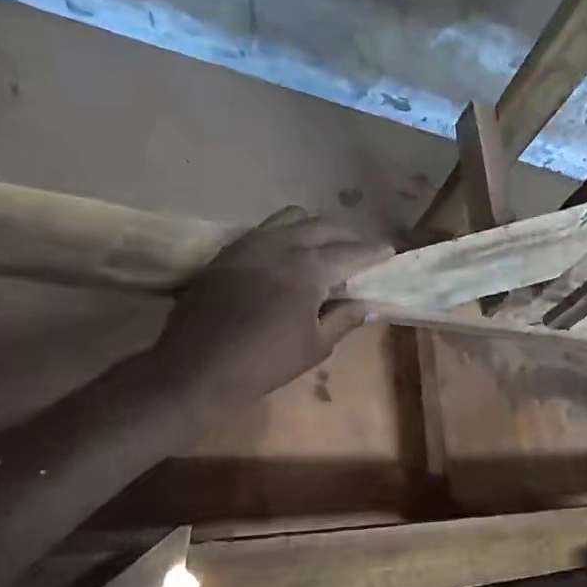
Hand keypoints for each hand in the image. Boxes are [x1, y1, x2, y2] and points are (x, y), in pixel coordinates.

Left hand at [150, 207, 391, 405]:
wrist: (197, 368)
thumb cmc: (266, 361)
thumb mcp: (316, 345)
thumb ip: (344, 318)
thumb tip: (369, 304)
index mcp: (310, 268)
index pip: (352, 252)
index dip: (374, 252)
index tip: (389, 252)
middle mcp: (282, 245)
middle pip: (323, 226)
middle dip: (347, 237)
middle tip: (359, 253)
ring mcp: (250, 244)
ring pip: (291, 217)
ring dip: (313, 227)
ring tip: (322, 246)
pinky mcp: (227, 252)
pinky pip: (263, 229)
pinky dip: (284, 234)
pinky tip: (286, 255)